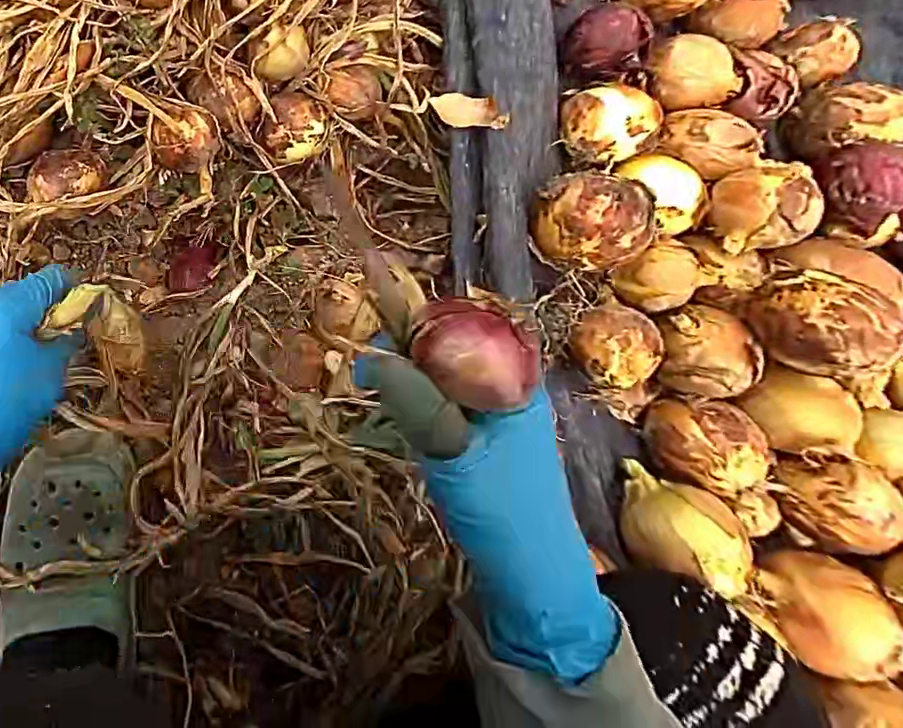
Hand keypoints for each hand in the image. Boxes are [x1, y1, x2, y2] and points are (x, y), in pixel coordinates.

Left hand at [0, 265, 81, 543]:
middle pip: (20, 295)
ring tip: (7, 367)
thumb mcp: (47, 380)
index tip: (78, 318)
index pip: (53, 278)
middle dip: (37, 317)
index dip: (72, 294)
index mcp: (5, 305)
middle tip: (43, 352)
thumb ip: (65, 342)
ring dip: (7, 328)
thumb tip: (74, 326)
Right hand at [357, 344, 618, 684]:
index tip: (375, 336)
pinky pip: (442, 398)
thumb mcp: (456, 454)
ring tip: (372, 383)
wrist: (535, 581)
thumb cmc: (504, 512)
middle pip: (449, 344)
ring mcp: (494, 407)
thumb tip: (373, 355)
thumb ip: (418, 402)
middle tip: (366, 366)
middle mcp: (507, 381)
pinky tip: (393, 408)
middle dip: (405, 348)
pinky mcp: (480, 430)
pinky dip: (415, 398)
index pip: (462, 324)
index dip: (416, 322)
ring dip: (406, 373)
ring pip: (440, 371)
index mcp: (515, 376)